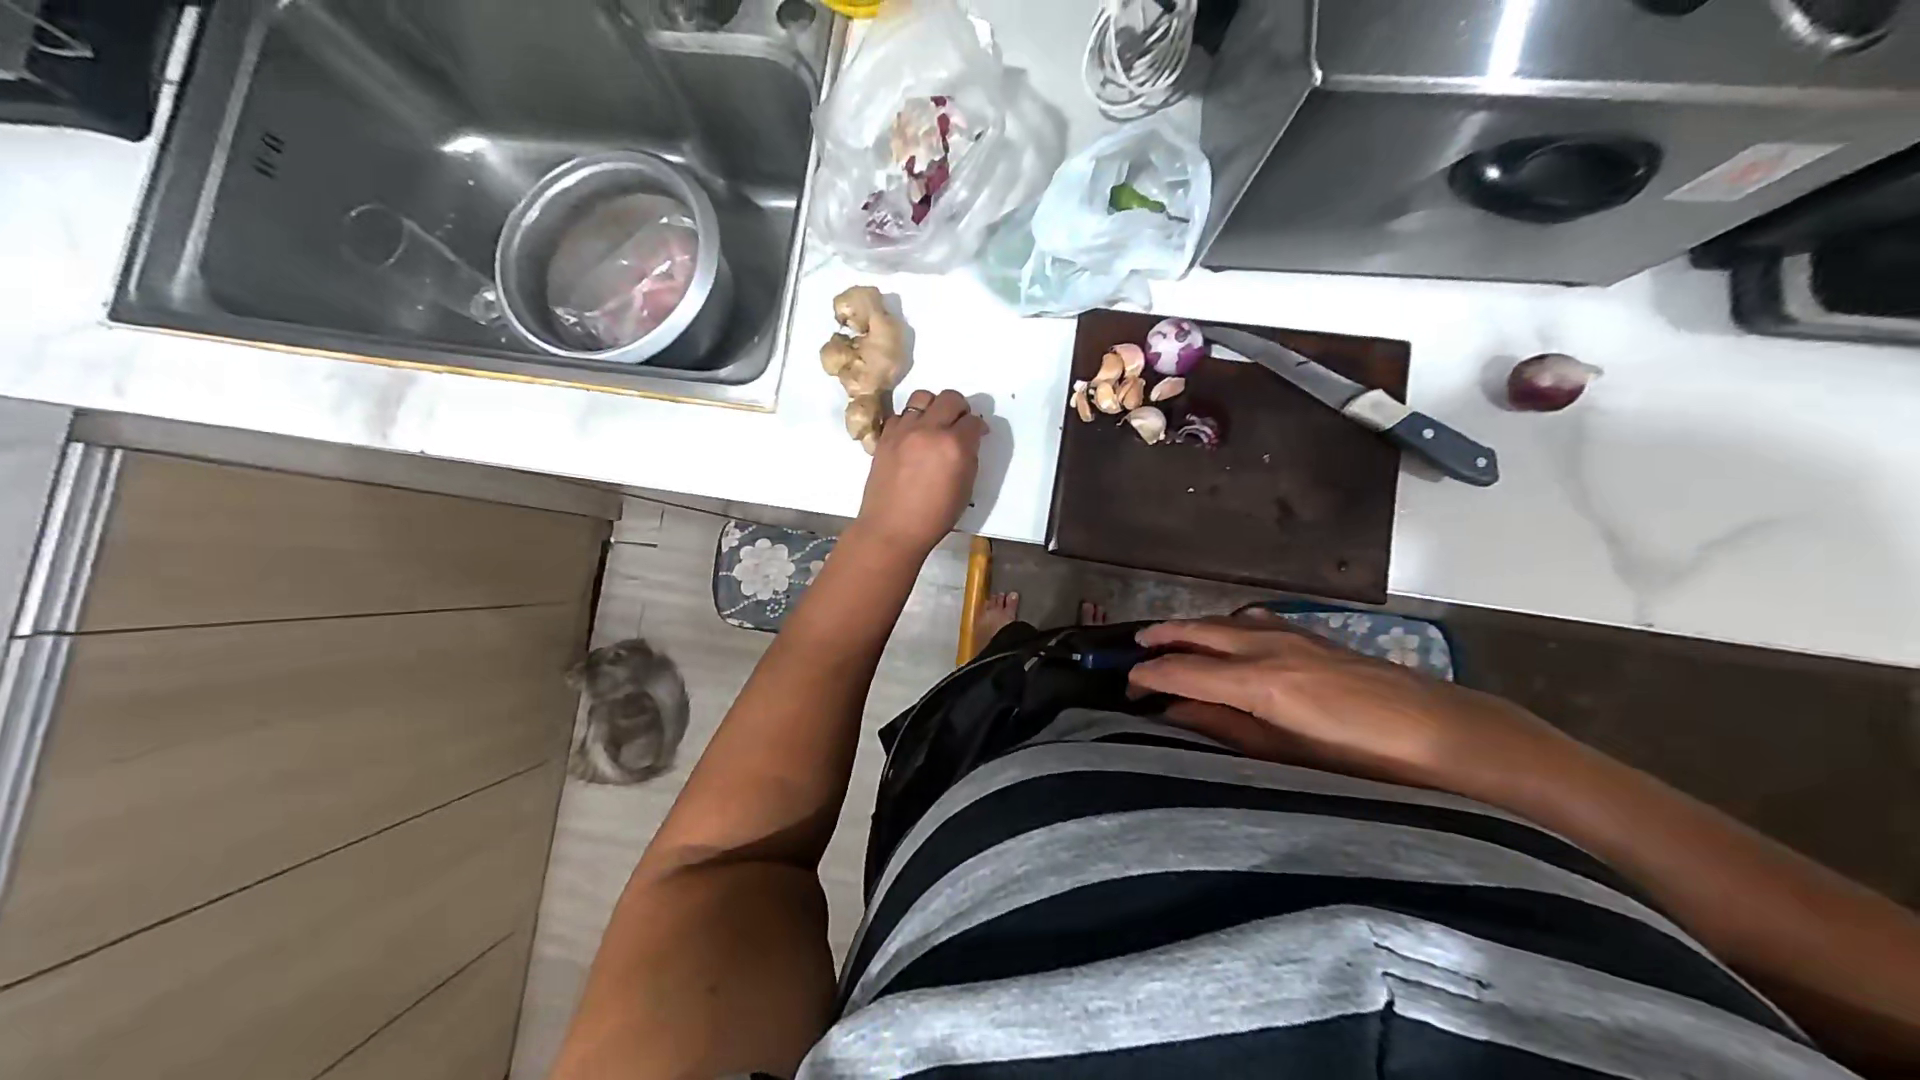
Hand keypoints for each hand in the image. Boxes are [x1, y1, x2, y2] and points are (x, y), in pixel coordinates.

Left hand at [853, 389, 988, 555]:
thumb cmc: (935, 516)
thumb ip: (969, 457)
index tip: (979, 435)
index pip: (973, 421)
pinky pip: (901, 414)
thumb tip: (967, 442)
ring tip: (934, 423)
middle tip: (959, 424)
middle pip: (950, 398)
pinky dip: (911, 419)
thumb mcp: (965, 488)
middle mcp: (929, 430)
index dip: (979, 427)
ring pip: (922, 396)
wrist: (893, 528)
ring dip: (933, 405)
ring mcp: (904, 430)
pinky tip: (913, 435)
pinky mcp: (885, 436)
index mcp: (954, 445)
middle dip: (960, 408)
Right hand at [1128, 615, 1572, 797]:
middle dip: (1162, 637)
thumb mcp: (1292, 758)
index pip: (1185, 668)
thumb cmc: (1369, 763)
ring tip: (1170, 640)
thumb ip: (1229, 729)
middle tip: (1133, 651)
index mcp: (1260, 682)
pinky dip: (1226, 626)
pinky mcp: (1317, 637)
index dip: (1150, 674)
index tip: (1126, 684)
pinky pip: (1255, 621)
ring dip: (1193, 627)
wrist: (1454, 738)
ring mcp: (1296, 636)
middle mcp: (1270, 647)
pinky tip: (1230, 638)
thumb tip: (1178, 710)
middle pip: (1200, 631)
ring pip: (1226, 621)